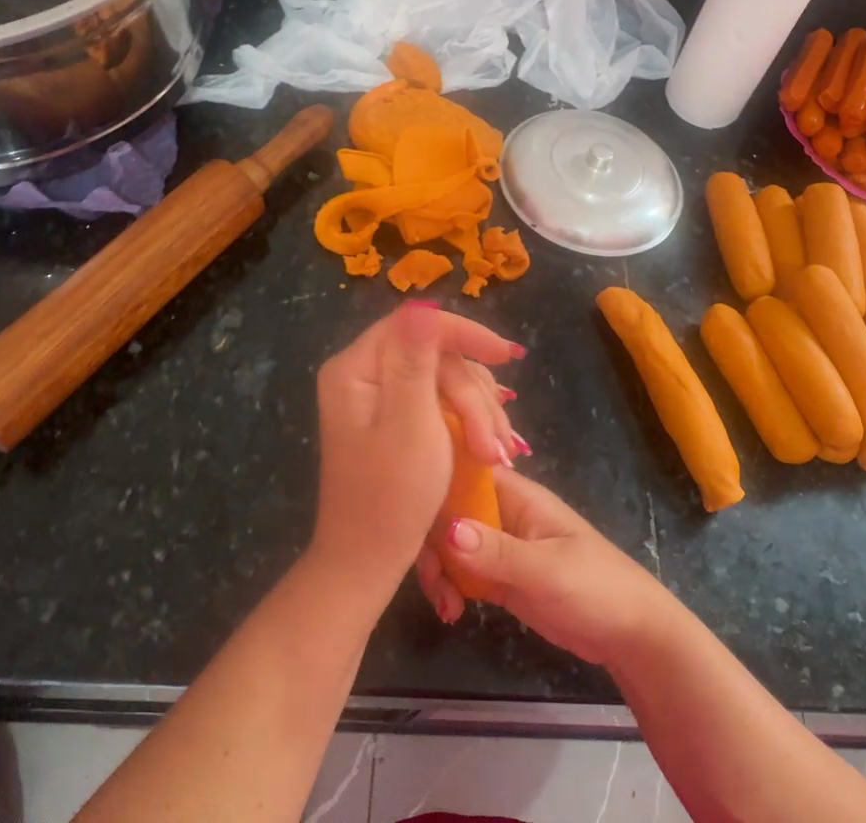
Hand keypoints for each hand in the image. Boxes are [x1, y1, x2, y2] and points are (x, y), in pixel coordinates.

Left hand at [310, 301, 522, 587]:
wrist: (367, 561)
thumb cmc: (391, 497)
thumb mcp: (411, 424)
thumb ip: (416, 361)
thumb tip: (422, 305)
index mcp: (356, 369)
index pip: (416, 326)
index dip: (466, 335)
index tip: (509, 356)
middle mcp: (362, 376)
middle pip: (435, 356)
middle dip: (473, 395)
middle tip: (498, 444)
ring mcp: (377, 400)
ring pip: (443, 380)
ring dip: (477, 412)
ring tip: (497, 453)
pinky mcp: (393, 422)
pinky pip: (438, 403)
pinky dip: (466, 423)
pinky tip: (488, 447)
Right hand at [416, 468, 679, 663]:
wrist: (630, 633)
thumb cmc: (597, 588)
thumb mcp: (546, 570)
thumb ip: (496, 552)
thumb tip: (446, 530)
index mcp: (517, 496)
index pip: (463, 472)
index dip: (433, 486)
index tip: (410, 520)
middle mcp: (502, 513)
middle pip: (447, 512)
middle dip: (432, 545)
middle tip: (435, 583)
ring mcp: (499, 545)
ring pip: (448, 544)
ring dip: (439, 573)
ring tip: (449, 608)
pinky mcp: (497, 576)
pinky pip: (460, 571)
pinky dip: (450, 589)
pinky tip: (452, 612)